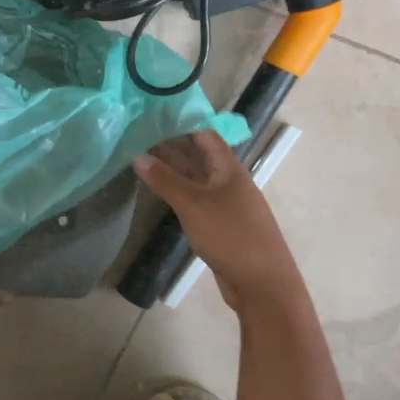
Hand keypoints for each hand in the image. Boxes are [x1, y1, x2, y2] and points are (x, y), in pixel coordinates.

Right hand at [134, 130, 302, 310]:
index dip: (180, 124)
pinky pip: (196, 199)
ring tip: (141, 161)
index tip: (151, 117)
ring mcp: (226, 203)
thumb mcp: (193, 205)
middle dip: (170, 146)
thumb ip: (165, 180)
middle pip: (199, 156)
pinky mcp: (220, 224)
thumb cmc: (230, 235)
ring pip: (196, 178)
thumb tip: (138, 156)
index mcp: (228, 169)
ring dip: (172, 170)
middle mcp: (229, 182)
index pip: (204, 135)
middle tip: (137, 137)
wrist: (261, 282)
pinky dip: (178, 191)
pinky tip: (161, 192)